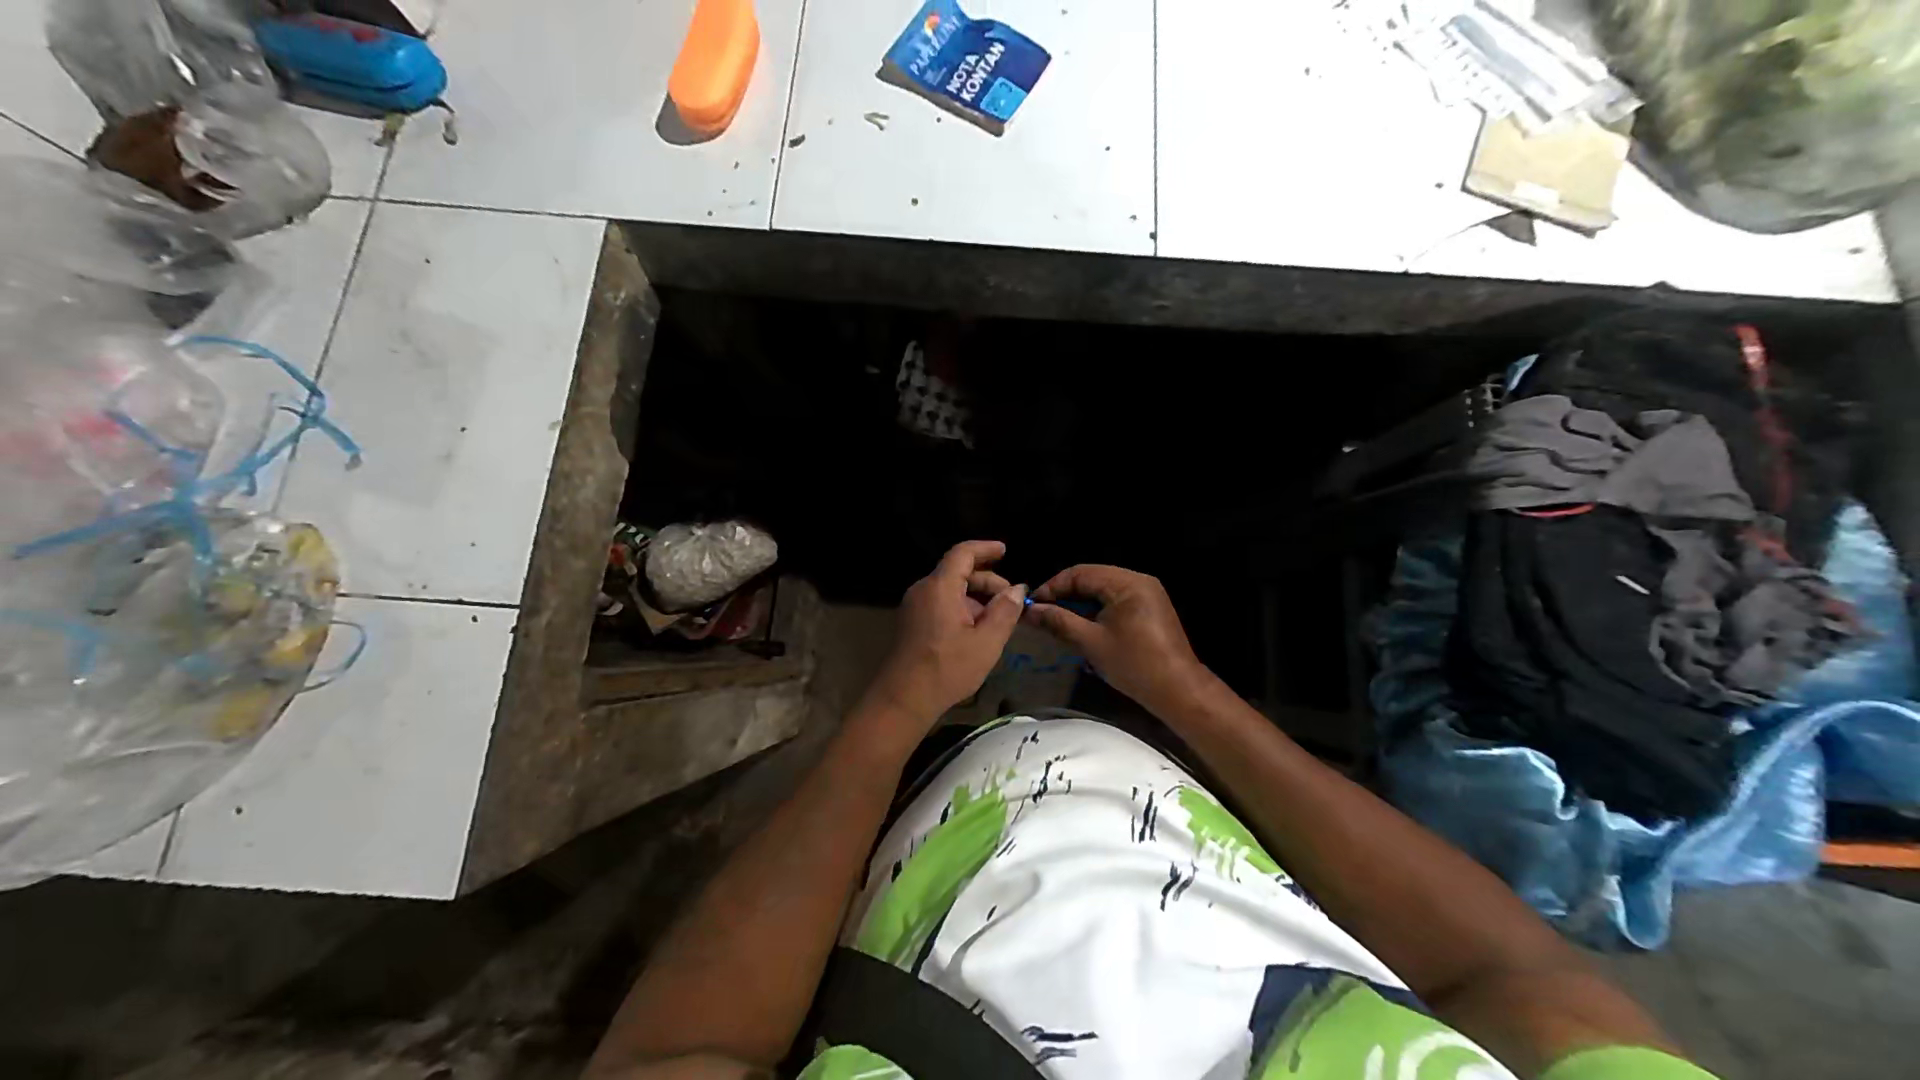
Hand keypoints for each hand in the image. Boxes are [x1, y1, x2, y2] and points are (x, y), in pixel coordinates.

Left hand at [860, 541, 1026, 732]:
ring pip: (950, 589)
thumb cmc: (947, 669)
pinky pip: (940, 602)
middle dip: (987, 581)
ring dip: (976, 597)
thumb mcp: (987, 642)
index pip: (963, 553)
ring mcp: (914, 606)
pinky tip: (977, 630)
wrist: (903, 699)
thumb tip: (1018, 589)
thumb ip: (1005, 611)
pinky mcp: (911, 622)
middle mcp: (923, 589)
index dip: (986, 549)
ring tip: (998, 620)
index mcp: (939, 587)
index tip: (1006, 551)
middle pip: (958, 571)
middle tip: (1011, 602)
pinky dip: (962, 607)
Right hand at [1023, 565, 1215, 715]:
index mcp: (1126, 583)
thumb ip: (1059, 621)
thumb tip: (1029, 610)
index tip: (1032, 605)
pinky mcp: (1150, 607)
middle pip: (1091, 577)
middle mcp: (1138, 580)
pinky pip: (1115, 598)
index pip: (1079, 573)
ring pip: (1103, 588)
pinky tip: (1082, 623)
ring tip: (1057, 619)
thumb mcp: (1091, 642)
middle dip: (1064, 594)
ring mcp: (1147, 593)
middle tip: (1041, 612)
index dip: (1052, 587)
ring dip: (1079, 601)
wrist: (1178, 690)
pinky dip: (1096, 608)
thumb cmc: (1134, 664)